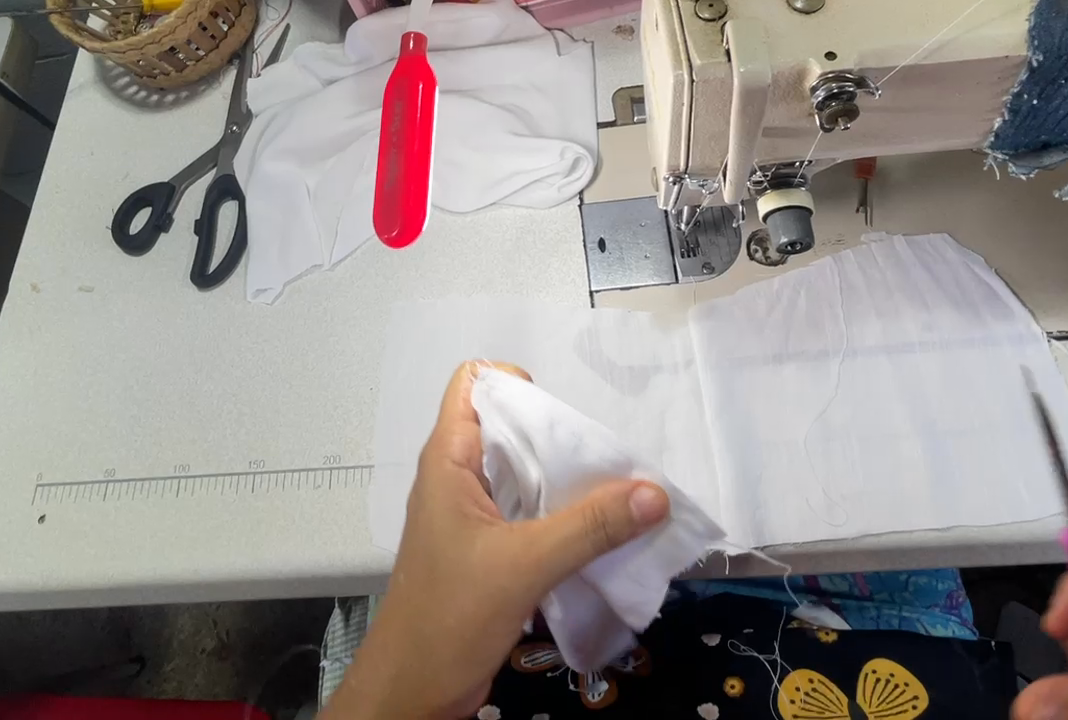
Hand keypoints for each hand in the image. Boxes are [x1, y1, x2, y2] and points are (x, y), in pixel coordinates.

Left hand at [323, 361, 670, 719]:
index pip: (472, 382)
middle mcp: (458, 474)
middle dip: (554, 430)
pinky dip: (560, 509)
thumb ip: (591, 527)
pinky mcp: (487, 546)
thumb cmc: (450, 615)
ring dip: (563, 475)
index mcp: (449, 457)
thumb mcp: (524, 564)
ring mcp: (472, 512)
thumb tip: (655, 493)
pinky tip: (598, 527)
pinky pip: (527, 508)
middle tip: (602, 453)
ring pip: (521, 469)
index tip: (560, 412)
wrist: (412, 693)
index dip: (512, 379)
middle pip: (507, 424)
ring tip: (614, 486)